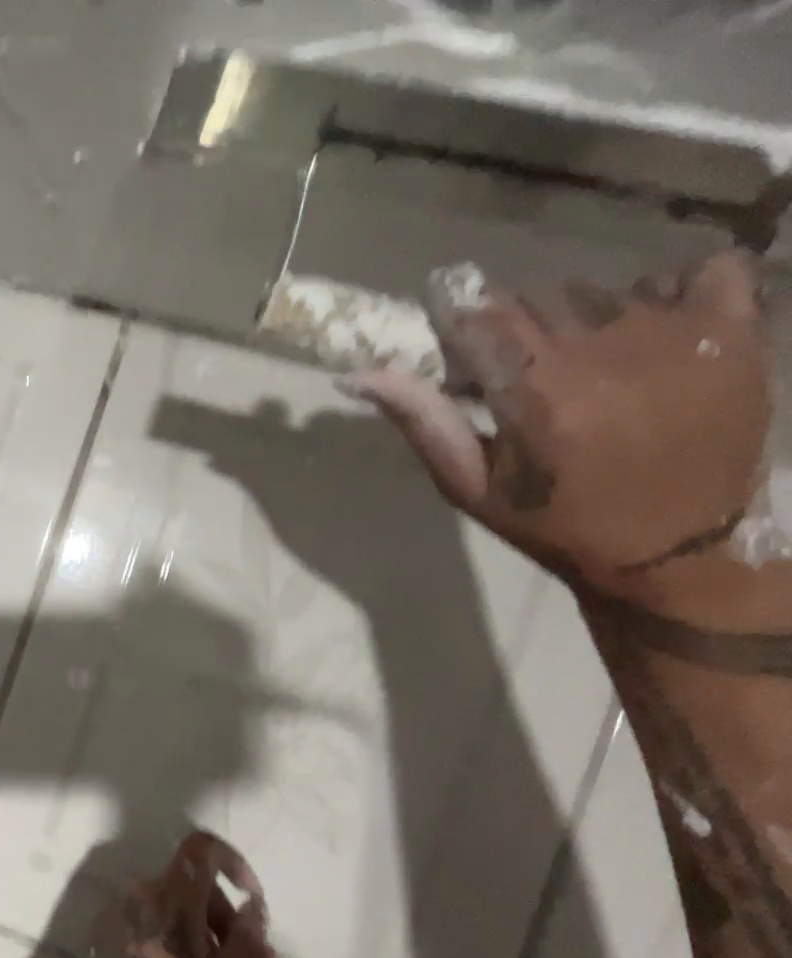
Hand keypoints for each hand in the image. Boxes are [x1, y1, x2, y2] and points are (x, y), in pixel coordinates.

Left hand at [56, 831, 271, 957]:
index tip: (251, 901)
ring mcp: (116, 911)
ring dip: (197, 929)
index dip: (234, 862)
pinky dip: (170, 937)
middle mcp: (137, 892)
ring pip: (169, 902)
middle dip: (220, 912)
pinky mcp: (104, 933)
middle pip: (189, 880)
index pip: (201, 847)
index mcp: (168, 896)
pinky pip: (148, 919)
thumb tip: (254, 909)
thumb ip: (251, 944)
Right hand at [341, 251, 773, 623]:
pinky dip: (671, 290)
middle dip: (511, 328)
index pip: (479, 314)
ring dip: (577, 319)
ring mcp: (679, 337)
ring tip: (584, 366)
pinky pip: (702, 271)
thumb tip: (355, 374)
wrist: (680, 551)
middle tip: (516, 374)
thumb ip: (421, 420)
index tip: (460, 357)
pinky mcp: (737, 335)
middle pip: (534, 296)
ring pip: (601, 289)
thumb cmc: (558, 522)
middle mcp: (607, 352)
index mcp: (538, 393)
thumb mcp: (471, 483)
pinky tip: (654, 329)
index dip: (459, 327)